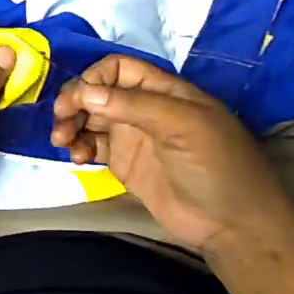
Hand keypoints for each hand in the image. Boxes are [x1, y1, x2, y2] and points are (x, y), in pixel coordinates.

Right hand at [50, 55, 293, 255]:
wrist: (232, 224)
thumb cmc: (217, 166)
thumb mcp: (183, 126)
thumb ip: (134, 105)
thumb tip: (84, 92)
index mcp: (163, 91)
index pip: (118, 68)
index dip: (94, 78)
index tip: (77, 99)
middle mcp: (144, 108)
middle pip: (97, 92)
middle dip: (74, 102)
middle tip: (61, 122)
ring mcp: (133, 137)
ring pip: (89, 118)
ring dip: (70, 125)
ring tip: (62, 142)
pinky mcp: (123, 164)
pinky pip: (91, 146)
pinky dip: (77, 147)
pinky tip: (76, 157)